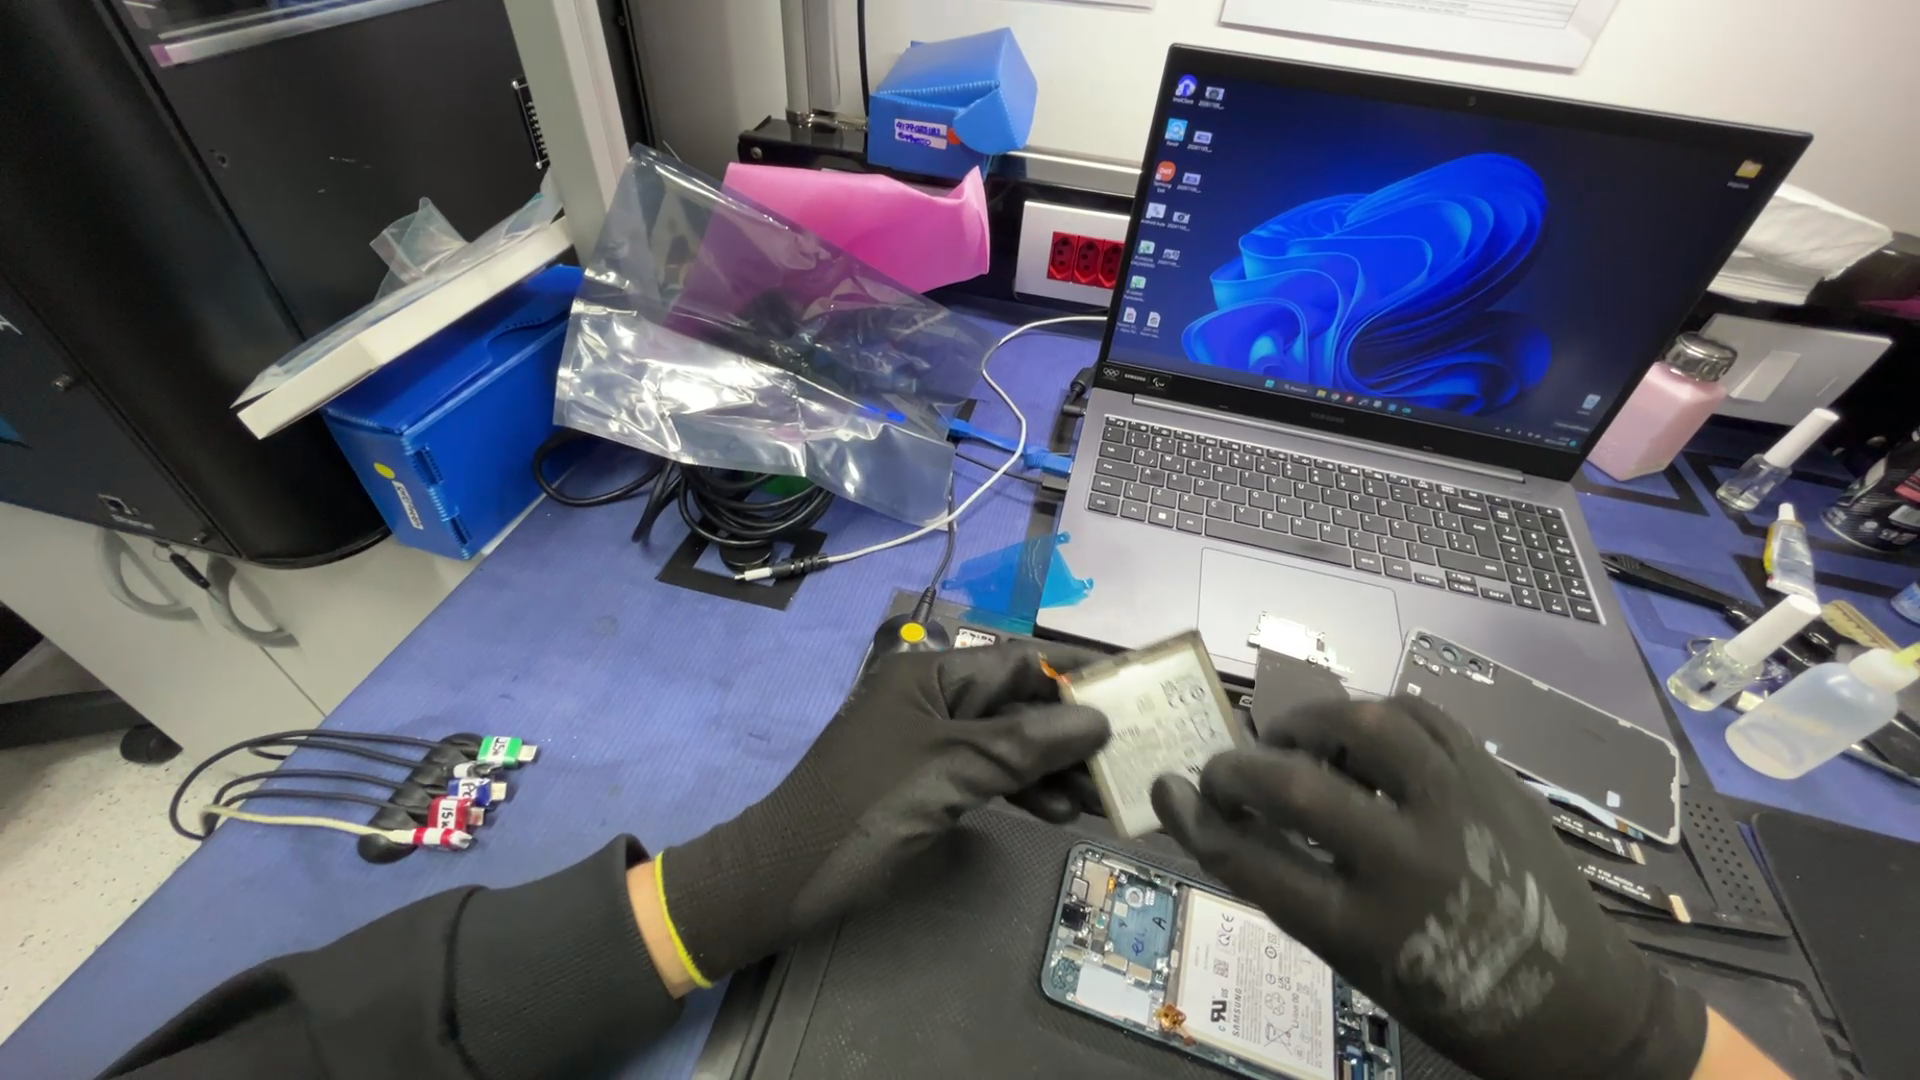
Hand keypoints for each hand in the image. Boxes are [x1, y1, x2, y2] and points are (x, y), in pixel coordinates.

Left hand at [654, 644, 1108, 985]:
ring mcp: (931, 741)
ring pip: (1007, 744)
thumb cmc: (865, 809)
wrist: (787, 876)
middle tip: (1124, 755)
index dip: (1072, 672)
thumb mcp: (950, 770)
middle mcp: (935, 697)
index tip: (1130, 683)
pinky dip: (1021, 790)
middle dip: (1069, 731)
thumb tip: (1098, 720)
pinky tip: (1058, 812)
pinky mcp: (929, 781)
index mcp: (931, 674)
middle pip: (1017, 704)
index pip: (1017, 661)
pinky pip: (987, 775)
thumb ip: (1025, 743)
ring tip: (1101, 796)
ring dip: (1052, 767)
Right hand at [1152, 697, 1707, 1079]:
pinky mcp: (1495, 780)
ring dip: (1305, 724)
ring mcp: (1461, 811)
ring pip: (1364, 725)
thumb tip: (1211, 809)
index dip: (1192, 819)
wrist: (1582, 1014)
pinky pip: (1419, 715)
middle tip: (1225, 775)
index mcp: (1365, 929)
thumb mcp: (1349, 958)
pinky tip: (1358, 737)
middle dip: (1234, 771)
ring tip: (1290, 740)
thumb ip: (1280, 879)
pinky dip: (1372, 715)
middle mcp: (1411, 863)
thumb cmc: (1443, 994)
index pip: (1248, 860)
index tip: (1170, 790)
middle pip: (1294, 786)